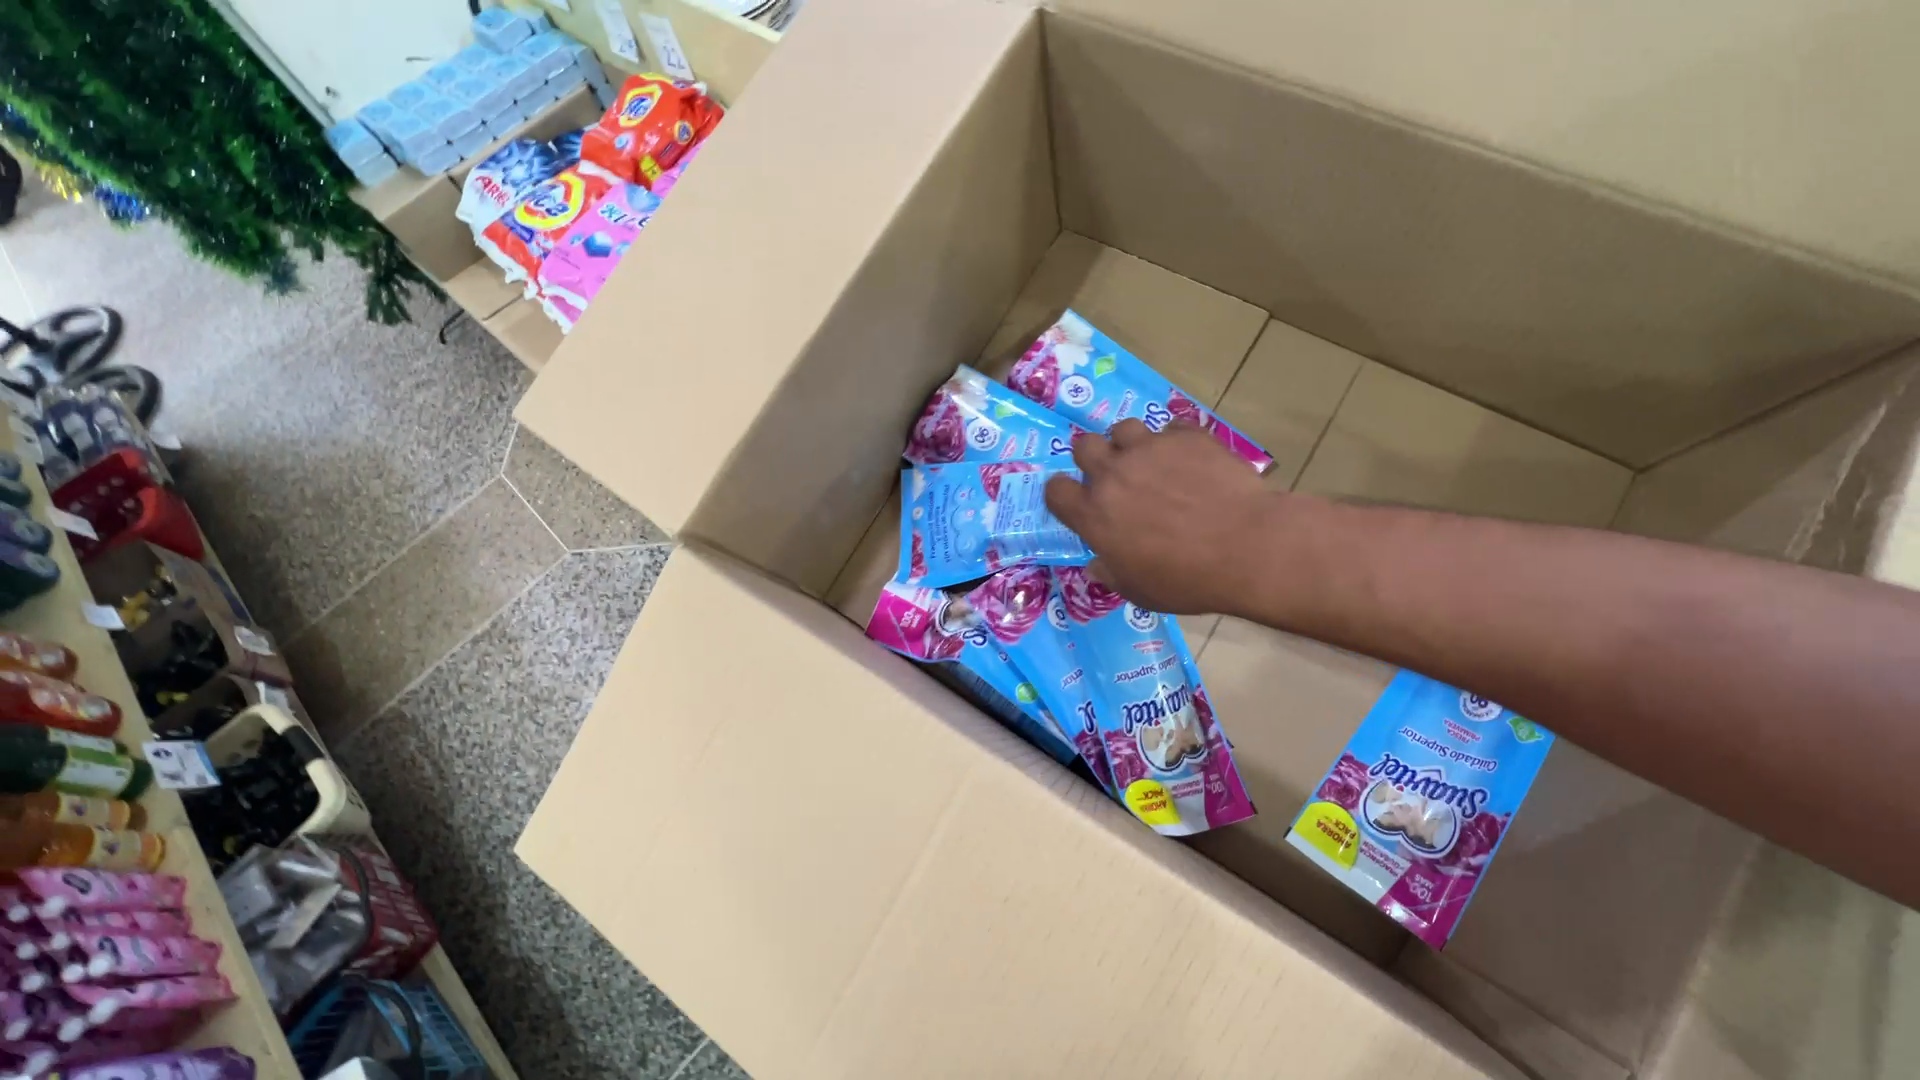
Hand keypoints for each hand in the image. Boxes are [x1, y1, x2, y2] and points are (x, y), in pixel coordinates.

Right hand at [1045, 419, 1273, 614]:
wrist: (1246, 546)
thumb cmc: (1188, 579)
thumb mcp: (1140, 592)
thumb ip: (1112, 574)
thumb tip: (1097, 565)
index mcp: (1094, 514)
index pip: (1055, 490)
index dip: (1063, 494)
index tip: (1078, 502)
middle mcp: (1114, 474)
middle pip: (1084, 445)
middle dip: (1094, 457)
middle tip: (1115, 476)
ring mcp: (1151, 449)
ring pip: (1124, 428)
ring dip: (1131, 444)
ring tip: (1151, 461)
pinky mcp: (1187, 436)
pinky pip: (1171, 428)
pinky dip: (1174, 441)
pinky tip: (1189, 459)